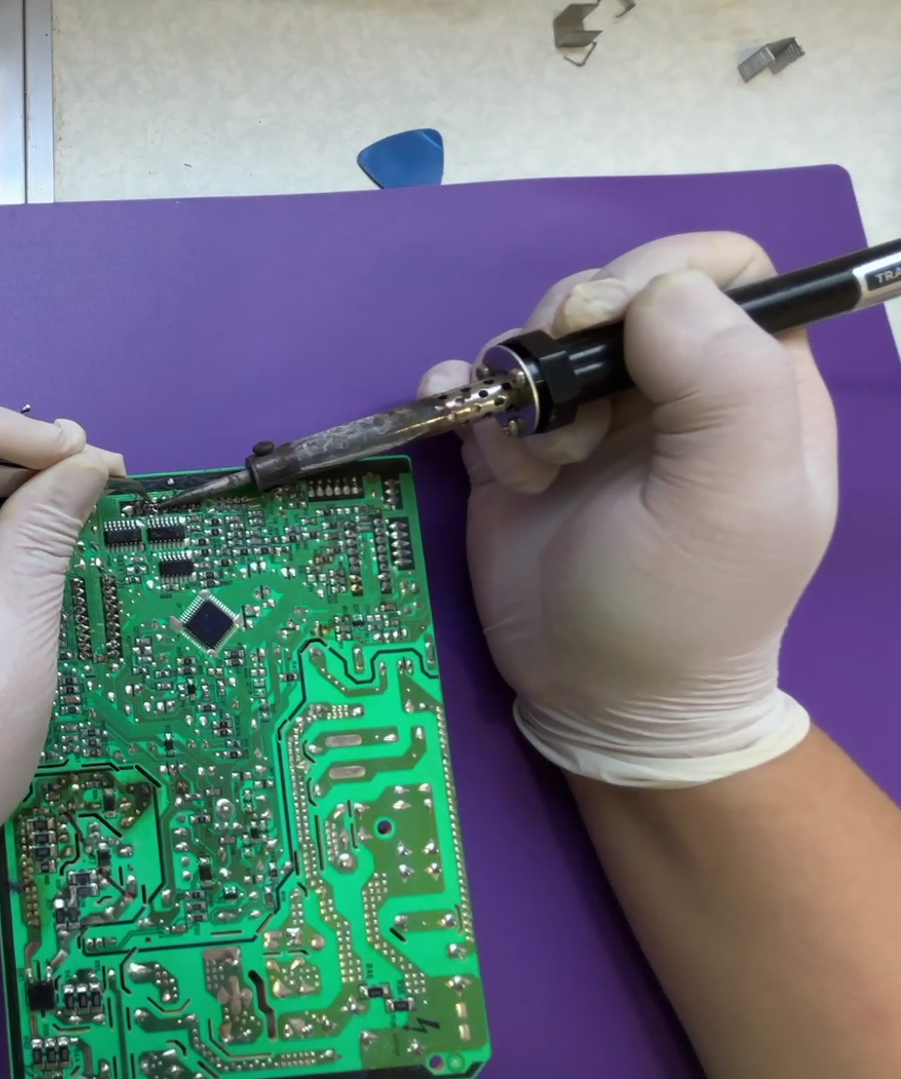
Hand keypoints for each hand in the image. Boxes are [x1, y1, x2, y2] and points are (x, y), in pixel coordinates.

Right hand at [421, 232, 836, 786]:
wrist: (594, 686)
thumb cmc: (677, 601)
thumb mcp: (729, 501)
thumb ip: (723, 385)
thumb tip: (656, 293)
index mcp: (742, 389)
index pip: (715, 273)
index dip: (652, 273)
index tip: (594, 324)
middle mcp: (658, 393)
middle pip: (605, 300)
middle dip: (562, 338)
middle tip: (551, 409)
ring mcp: (575, 424)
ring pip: (529, 347)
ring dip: (511, 391)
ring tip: (526, 465)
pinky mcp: (504, 456)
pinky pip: (470, 391)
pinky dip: (455, 399)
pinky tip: (466, 441)